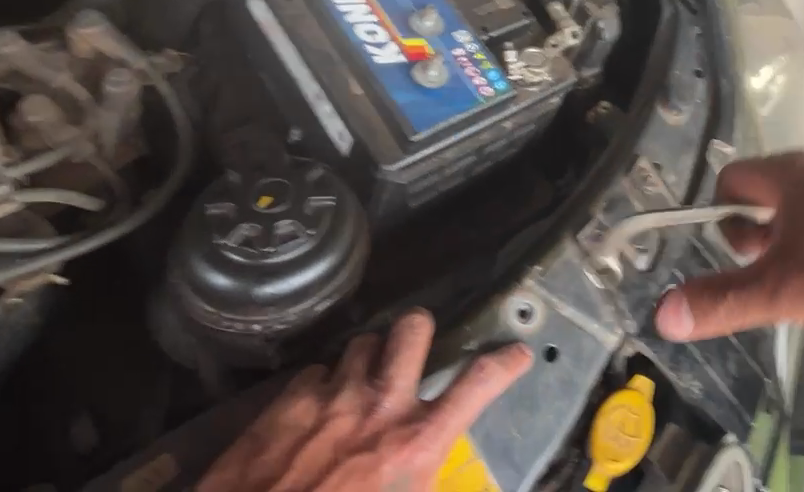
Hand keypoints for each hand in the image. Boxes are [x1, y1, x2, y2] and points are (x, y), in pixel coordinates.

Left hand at [200, 310, 531, 491]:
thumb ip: (423, 479)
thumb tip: (429, 469)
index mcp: (417, 442)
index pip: (478, 382)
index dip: (505, 362)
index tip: (516, 352)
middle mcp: (381, 405)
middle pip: (414, 327)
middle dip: (416, 332)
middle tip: (409, 353)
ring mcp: (332, 396)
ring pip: (361, 343)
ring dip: (364, 362)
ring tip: (355, 388)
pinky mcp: (287, 401)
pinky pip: (315, 371)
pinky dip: (319, 388)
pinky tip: (310, 415)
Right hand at [654, 153, 803, 341]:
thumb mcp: (786, 291)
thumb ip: (726, 300)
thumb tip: (665, 312)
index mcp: (791, 175)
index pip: (732, 178)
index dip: (717, 214)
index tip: (726, 256)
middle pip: (767, 195)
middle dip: (755, 237)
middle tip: (762, 278)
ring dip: (791, 247)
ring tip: (799, 291)